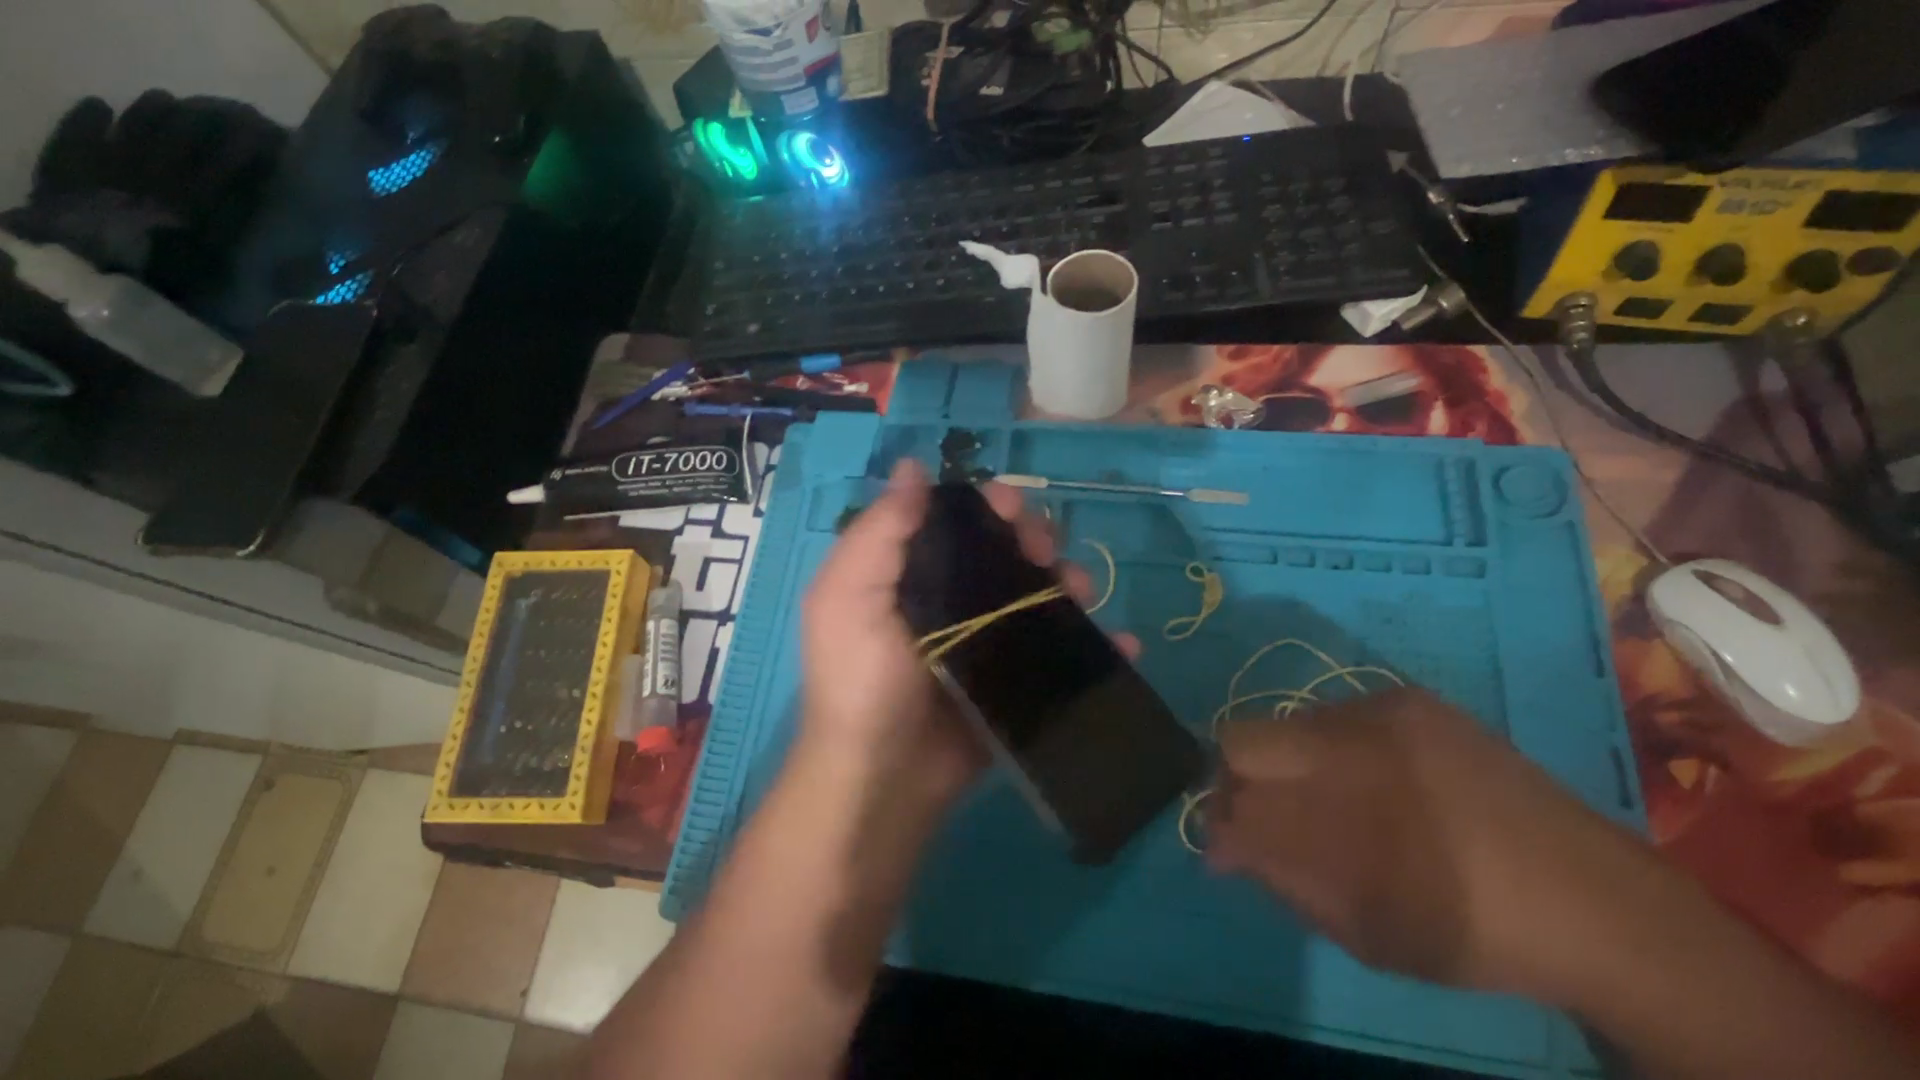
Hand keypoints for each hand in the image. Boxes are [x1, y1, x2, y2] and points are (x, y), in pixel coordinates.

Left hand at [799, 461, 1133, 810]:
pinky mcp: (1018, 684)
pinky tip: (1121, 642)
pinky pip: (1064, 654)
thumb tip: (913, 467)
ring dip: (1071, 581)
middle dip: (1034, 539)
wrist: (885, 780)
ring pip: (1041, 596)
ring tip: (1082, 592)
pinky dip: (1097, 644)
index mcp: (908, 575)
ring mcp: (988, 645)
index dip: (987, 505)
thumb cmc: (861, 681)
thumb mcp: (850, 595)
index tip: (1010, 505)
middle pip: (1006, 553)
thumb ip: (881, 531)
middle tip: (1045, 553)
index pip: (956, 522)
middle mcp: (950, 602)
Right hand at [1207, 686, 1667, 1004]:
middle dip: (1236, 782)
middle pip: (1243, 740)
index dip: (1217, 822)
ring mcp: (1385, 712)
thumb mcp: (1361, 931)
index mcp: (1342, 814)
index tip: (1227, 851)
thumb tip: (1223, 843)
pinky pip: (1336, 717)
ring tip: (1326, 806)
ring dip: (1285, 765)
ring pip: (1288, 726)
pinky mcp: (1415, 700)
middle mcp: (1353, 745)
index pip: (1235, 796)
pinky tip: (1372, 784)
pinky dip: (1330, 750)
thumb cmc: (1469, 933)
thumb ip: (1282, 877)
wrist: (1592, 897)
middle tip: (1262, 822)